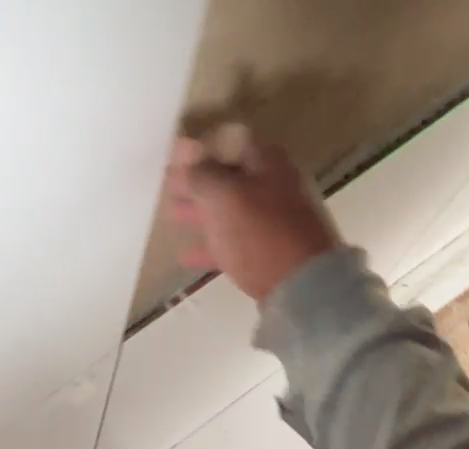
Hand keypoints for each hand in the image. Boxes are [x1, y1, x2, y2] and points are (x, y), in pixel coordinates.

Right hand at [167, 125, 343, 302]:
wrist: (301, 284)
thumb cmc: (259, 233)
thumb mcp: (224, 197)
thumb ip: (201, 175)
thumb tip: (185, 153)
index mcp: (265, 163)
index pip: (228, 144)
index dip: (200, 150)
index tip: (173, 158)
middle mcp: (272, 186)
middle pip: (228, 178)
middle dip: (197, 182)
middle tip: (167, 186)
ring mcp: (272, 221)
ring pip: (229, 211)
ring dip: (201, 212)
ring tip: (172, 215)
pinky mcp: (269, 253)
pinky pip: (234, 243)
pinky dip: (210, 246)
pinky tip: (186, 257)